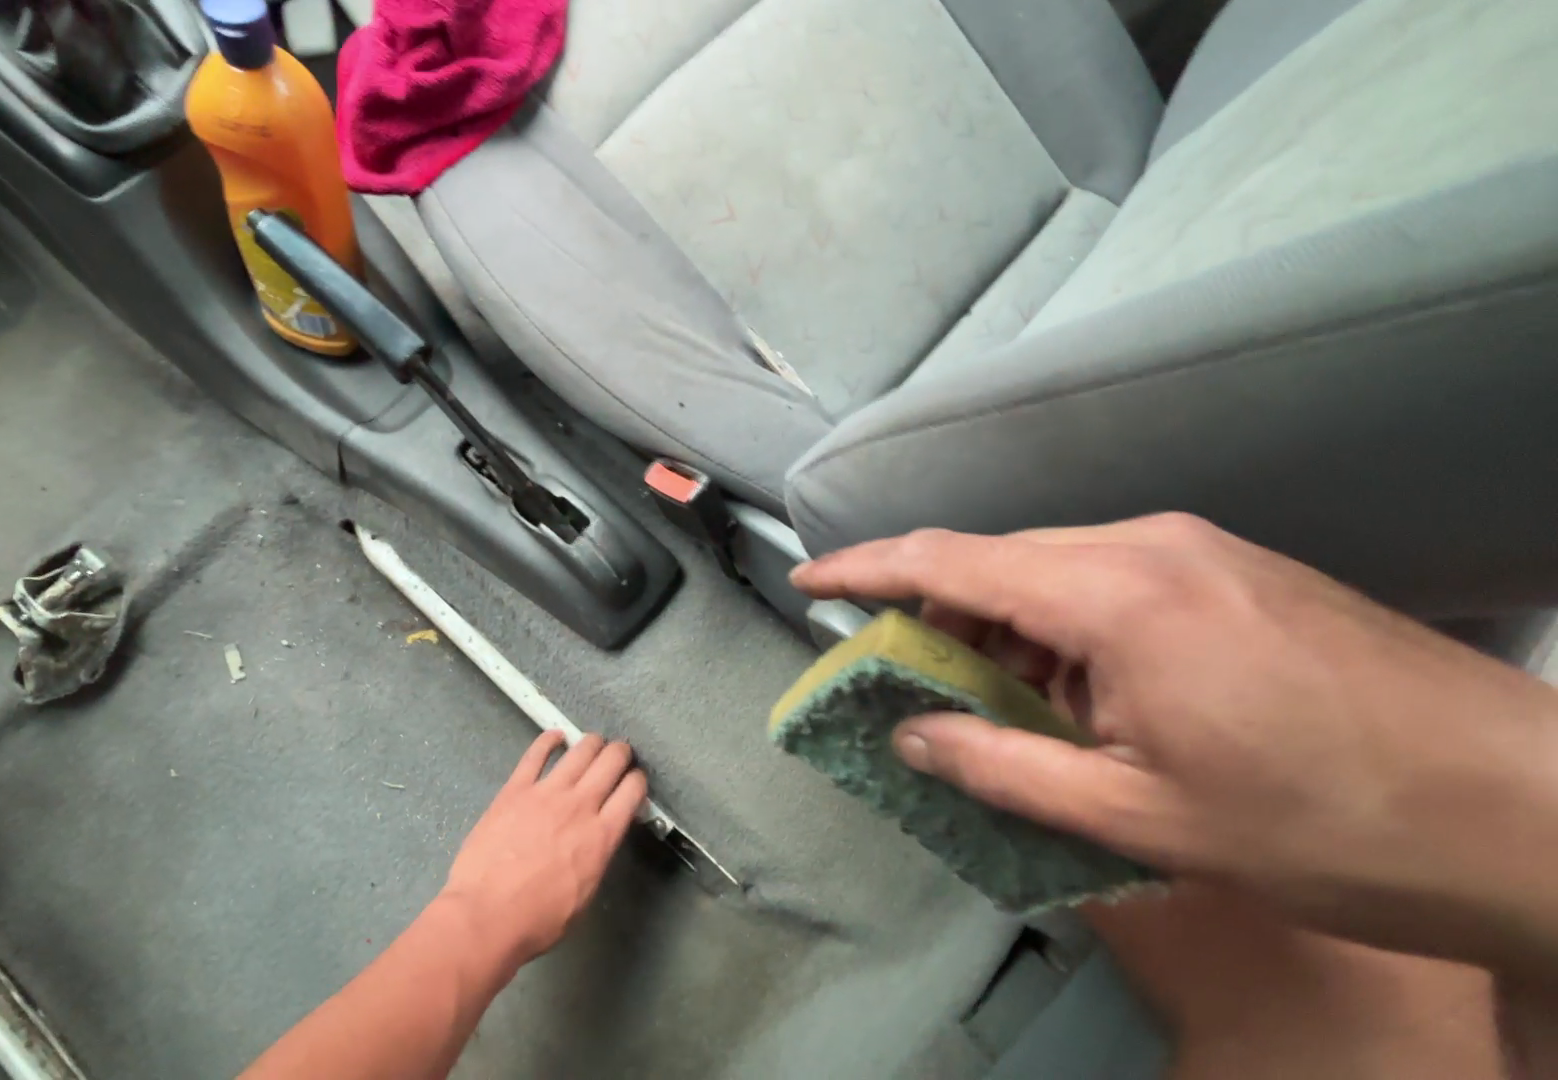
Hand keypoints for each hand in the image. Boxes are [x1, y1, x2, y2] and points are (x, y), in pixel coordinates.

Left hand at [440, 731, 645, 967]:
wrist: (487, 915)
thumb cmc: (538, 920)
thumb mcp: (584, 895)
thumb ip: (596, 859)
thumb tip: (598, 840)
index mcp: (601, 837)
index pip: (631, 791)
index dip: (638, 780)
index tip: (634, 781)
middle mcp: (580, 806)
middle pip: (611, 762)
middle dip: (620, 753)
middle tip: (619, 755)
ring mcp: (546, 792)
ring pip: (580, 750)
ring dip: (592, 743)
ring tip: (594, 743)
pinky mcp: (516, 788)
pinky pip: (536, 753)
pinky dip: (549, 740)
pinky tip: (555, 736)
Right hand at [792, 514, 1557, 974]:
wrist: (1543, 813)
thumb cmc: (1325, 825)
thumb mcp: (1137, 818)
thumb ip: (999, 768)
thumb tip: (908, 735)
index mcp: (1111, 596)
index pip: (947, 560)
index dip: (864, 570)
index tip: (806, 581)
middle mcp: (1144, 545)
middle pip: (995, 560)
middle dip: (935, 612)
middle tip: (907, 676)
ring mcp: (1195, 548)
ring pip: (1049, 569)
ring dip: (1002, 626)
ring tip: (999, 700)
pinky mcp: (1230, 566)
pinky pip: (1105, 577)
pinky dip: (1059, 626)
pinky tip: (1079, 688)